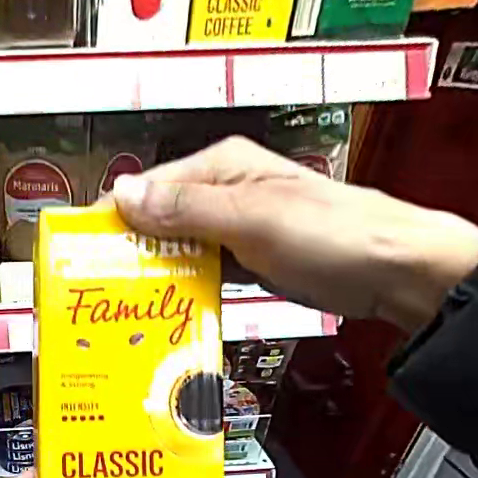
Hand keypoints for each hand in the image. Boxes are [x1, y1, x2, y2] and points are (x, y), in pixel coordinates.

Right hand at [109, 136, 477, 332]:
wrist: (396, 272)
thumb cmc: (331, 235)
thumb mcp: (253, 217)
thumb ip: (187, 208)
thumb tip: (121, 195)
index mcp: (221, 168)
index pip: (147, 188)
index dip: (111, 220)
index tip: (81, 256)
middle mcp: (223, 193)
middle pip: (157, 221)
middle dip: (128, 252)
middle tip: (99, 293)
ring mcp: (235, 229)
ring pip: (178, 249)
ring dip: (154, 275)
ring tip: (123, 308)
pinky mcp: (248, 261)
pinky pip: (202, 271)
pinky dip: (184, 288)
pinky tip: (166, 310)